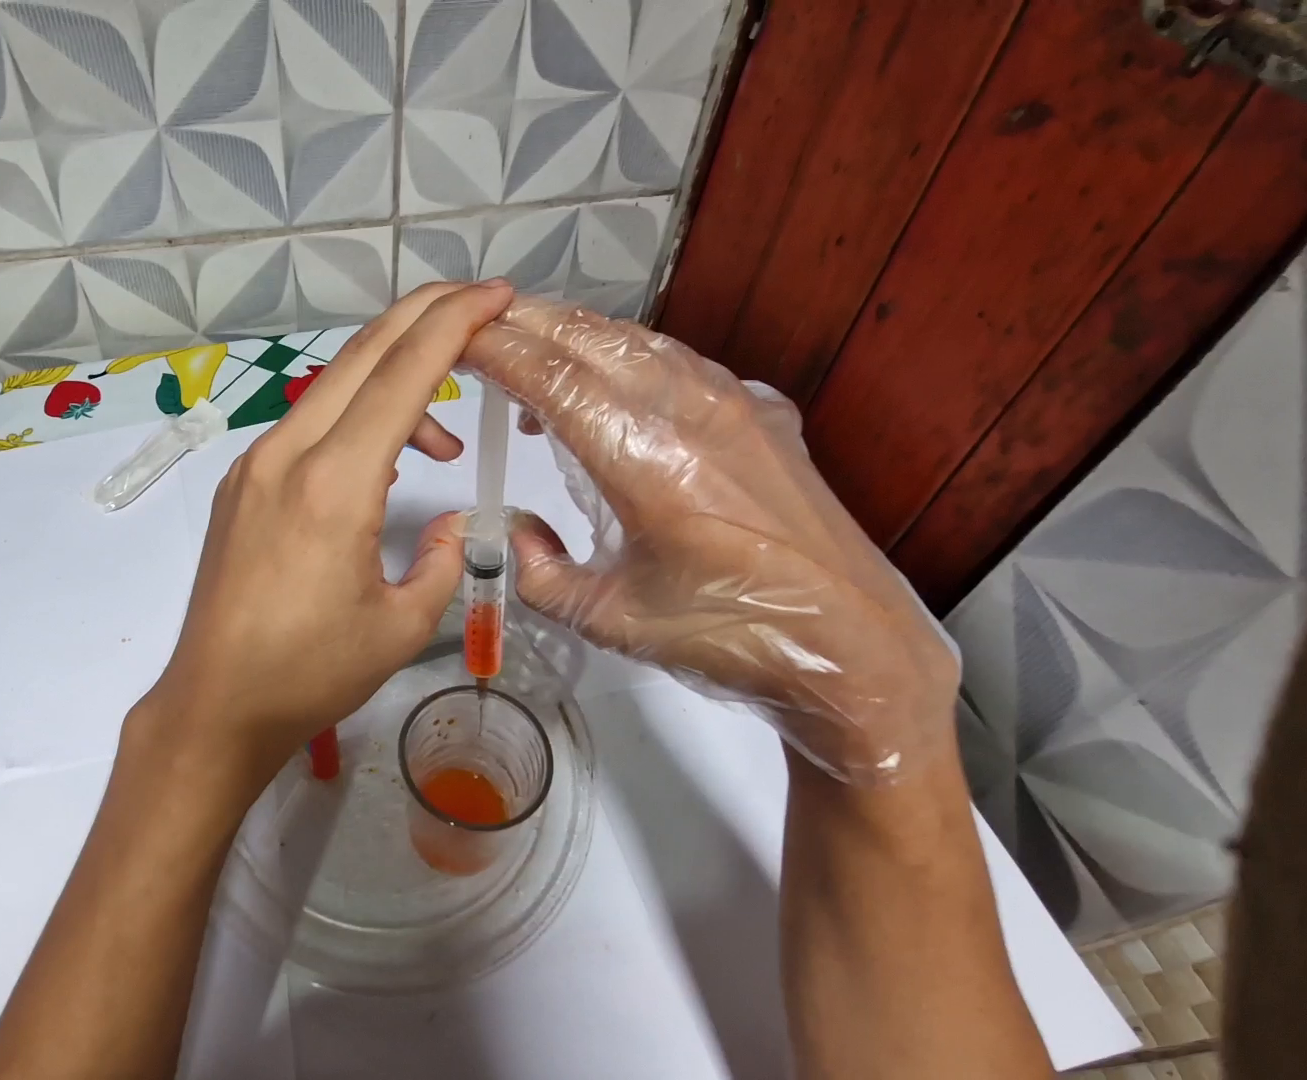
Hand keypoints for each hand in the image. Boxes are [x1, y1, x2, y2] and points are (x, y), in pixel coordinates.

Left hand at [132, 282, 515, 779]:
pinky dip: (353, 420)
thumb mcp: (403, 625)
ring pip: (331, 389)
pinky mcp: (239, 486)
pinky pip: (306, 427)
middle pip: (360, 356)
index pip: (402, 375)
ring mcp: (254, 466)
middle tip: (477, 308)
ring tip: (441, 438)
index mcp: (334, 483)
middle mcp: (286, 455)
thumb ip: (442, 560)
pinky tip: (379, 464)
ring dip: (392, 385)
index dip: (454, 325)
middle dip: (424, 317)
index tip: (496, 296)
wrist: (215, 704)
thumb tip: (449, 525)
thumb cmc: (312, 673)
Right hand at [461, 299, 956, 783]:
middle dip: (525, 325)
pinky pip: (677, 361)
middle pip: (588, 338)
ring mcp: (732, 402)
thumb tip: (516, 531)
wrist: (851, 642)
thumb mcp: (609, 618)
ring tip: (531, 359)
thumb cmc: (730, 634)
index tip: (455, 340)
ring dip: (573, 338)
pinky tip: (609, 391)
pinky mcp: (761, 411)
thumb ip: (541, 572)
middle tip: (477, 330)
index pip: (552, 378)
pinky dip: (624, 360)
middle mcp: (690, 410)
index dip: (496, 351)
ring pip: (633, 340)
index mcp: (645, 459)